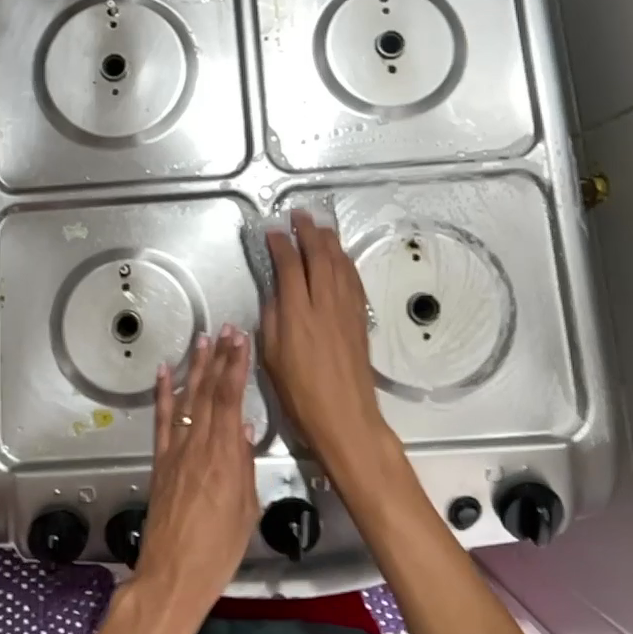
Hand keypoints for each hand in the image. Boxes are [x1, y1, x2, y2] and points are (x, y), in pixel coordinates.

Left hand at [133, 324, 259, 610]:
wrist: (173, 574)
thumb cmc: (218, 550)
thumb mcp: (245, 510)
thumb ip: (243, 466)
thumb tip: (242, 430)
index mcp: (225, 457)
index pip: (231, 399)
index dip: (236, 366)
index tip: (241, 340)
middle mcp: (199, 445)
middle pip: (210, 392)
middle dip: (220, 358)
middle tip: (227, 330)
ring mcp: (176, 451)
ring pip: (187, 400)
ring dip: (195, 367)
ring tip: (202, 340)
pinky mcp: (160, 462)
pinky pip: (162, 421)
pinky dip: (162, 394)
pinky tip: (164, 372)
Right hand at [262, 210, 397, 474]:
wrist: (346, 417)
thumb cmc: (300, 394)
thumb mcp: (272, 357)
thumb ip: (273, 318)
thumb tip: (277, 292)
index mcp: (298, 314)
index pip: (289, 266)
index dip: (280, 245)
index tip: (273, 232)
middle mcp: (324, 305)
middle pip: (319, 256)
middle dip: (309, 231)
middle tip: (299, 216)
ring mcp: (346, 310)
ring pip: (340, 264)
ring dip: (330, 241)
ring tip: (320, 227)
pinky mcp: (360, 320)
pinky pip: (353, 280)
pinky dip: (345, 262)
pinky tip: (340, 257)